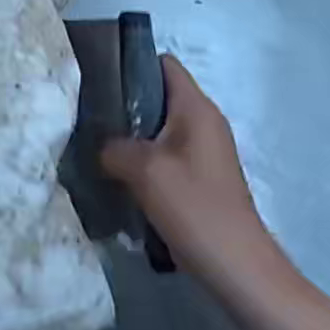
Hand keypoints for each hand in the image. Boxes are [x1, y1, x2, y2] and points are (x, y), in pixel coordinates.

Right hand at [100, 54, 273, 275]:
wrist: (236, 265)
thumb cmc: (193, 206)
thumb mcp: (144, 171)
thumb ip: (114, 148)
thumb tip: (101, 146)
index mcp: (196, 107)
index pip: (164, 64)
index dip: (133, 66)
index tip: (101, 81)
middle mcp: (205, 121)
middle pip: (161, 96)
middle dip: (127, 104)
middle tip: (93, 119)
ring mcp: (206, 150)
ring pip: (162, 128)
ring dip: (135, 137)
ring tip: (102, 149)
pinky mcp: (203, 176)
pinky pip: (169, 154)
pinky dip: (147, 160)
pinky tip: (125, 179)